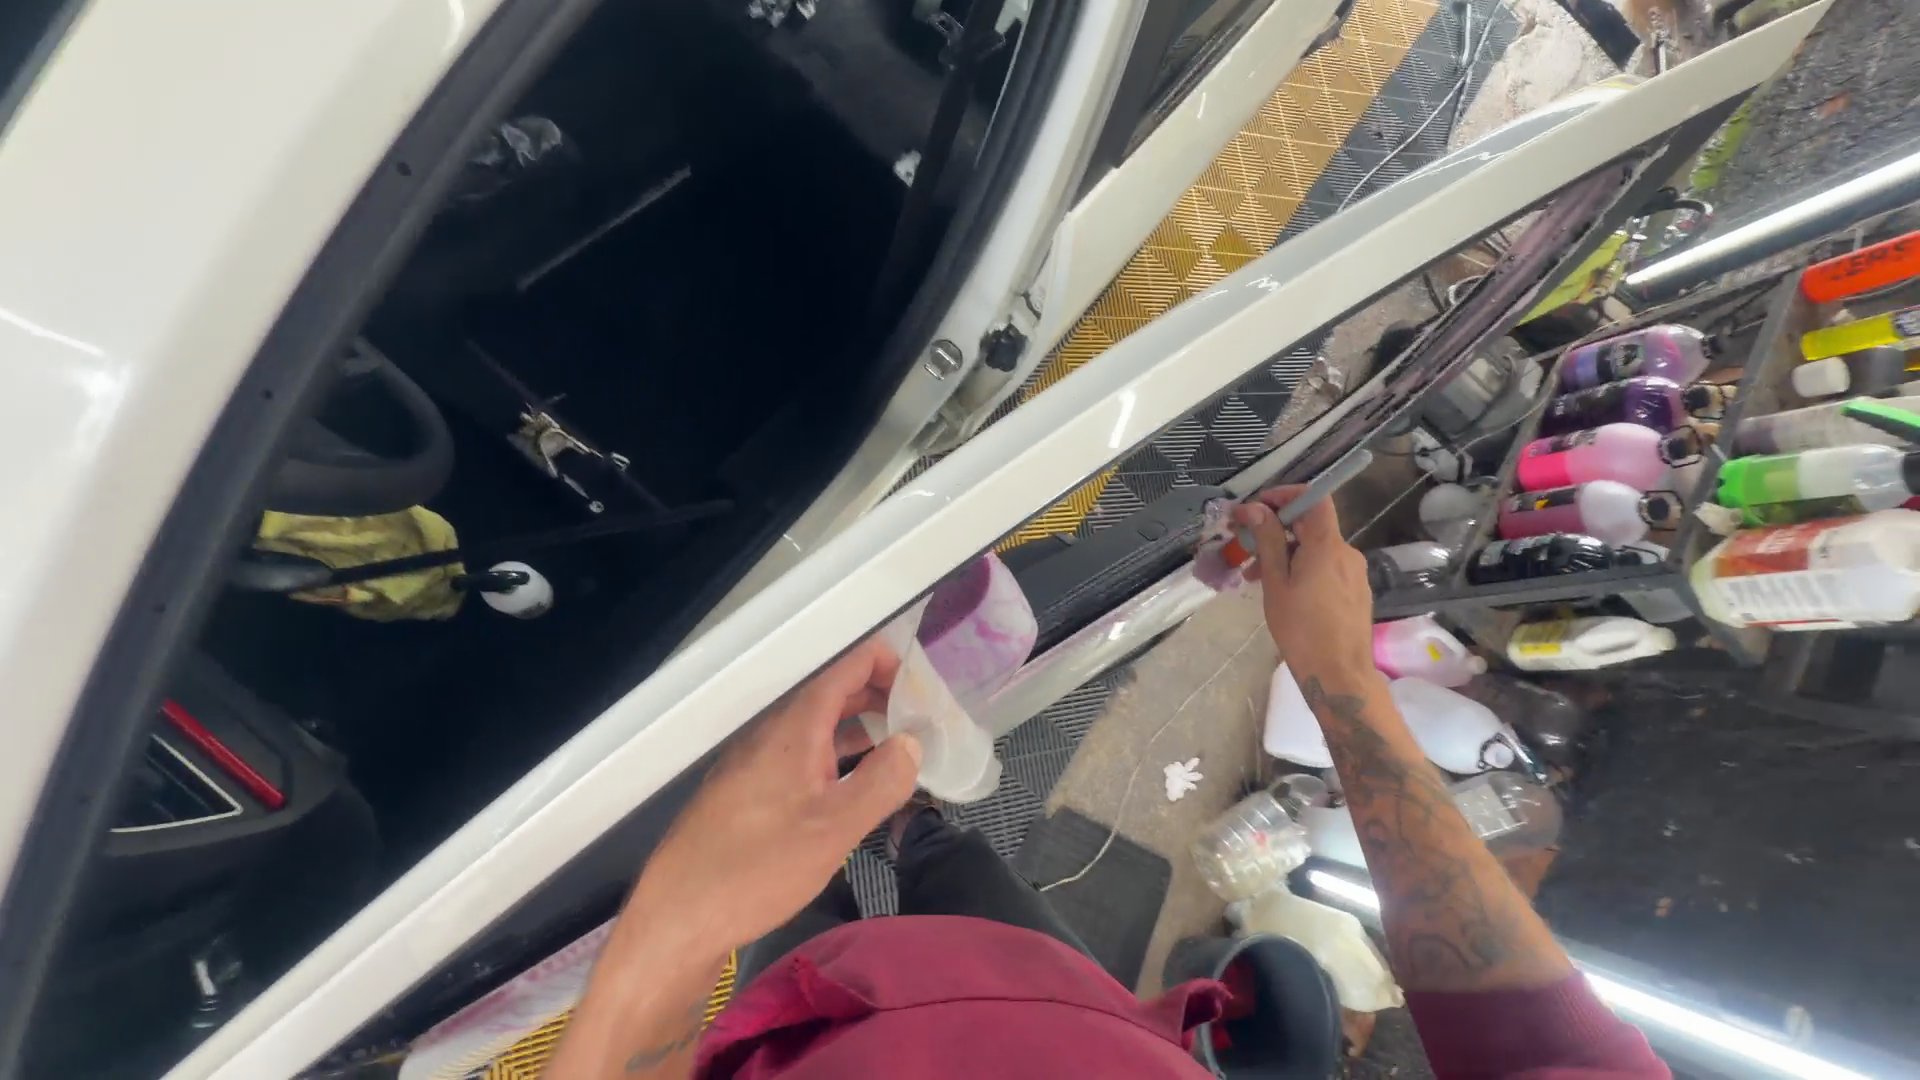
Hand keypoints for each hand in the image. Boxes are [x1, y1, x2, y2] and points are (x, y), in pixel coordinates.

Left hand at [624, 638, 921, 957]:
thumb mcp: (834, 829)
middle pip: (837, 692)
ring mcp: (760, 761)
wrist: (676, 920)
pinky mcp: (752, 791)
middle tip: (925, 725)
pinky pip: (806, 756)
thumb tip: (912, 743)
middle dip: (884, 698)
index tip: (925, 691)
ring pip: (822, 727)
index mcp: (795, 726)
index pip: (849, 665)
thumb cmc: (756, 869)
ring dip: (864, 730)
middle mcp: (775, 732)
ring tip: (904, 753)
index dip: (891, 664)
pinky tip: (859, 787)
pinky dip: (840, 758)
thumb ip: (882, 781)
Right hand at [1232, 486, 1374, 683]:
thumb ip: (1268, 541)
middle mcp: (1346, 551)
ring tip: (1254, 575)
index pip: (1314, 497)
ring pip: (1315, 548)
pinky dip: (1300, 567)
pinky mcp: (1354, 589)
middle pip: (1311, 524)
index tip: (1256, 508)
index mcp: (1327, 545)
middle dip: (1275, 528)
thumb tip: (1254, 508)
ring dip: (1284, 551)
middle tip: (1244, 544)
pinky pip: (1324, 566)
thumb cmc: (1301, 628)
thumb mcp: (1276, 583)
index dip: (1285, 494)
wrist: (1339, 673)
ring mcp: (1353, 571)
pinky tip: (1280, 590)